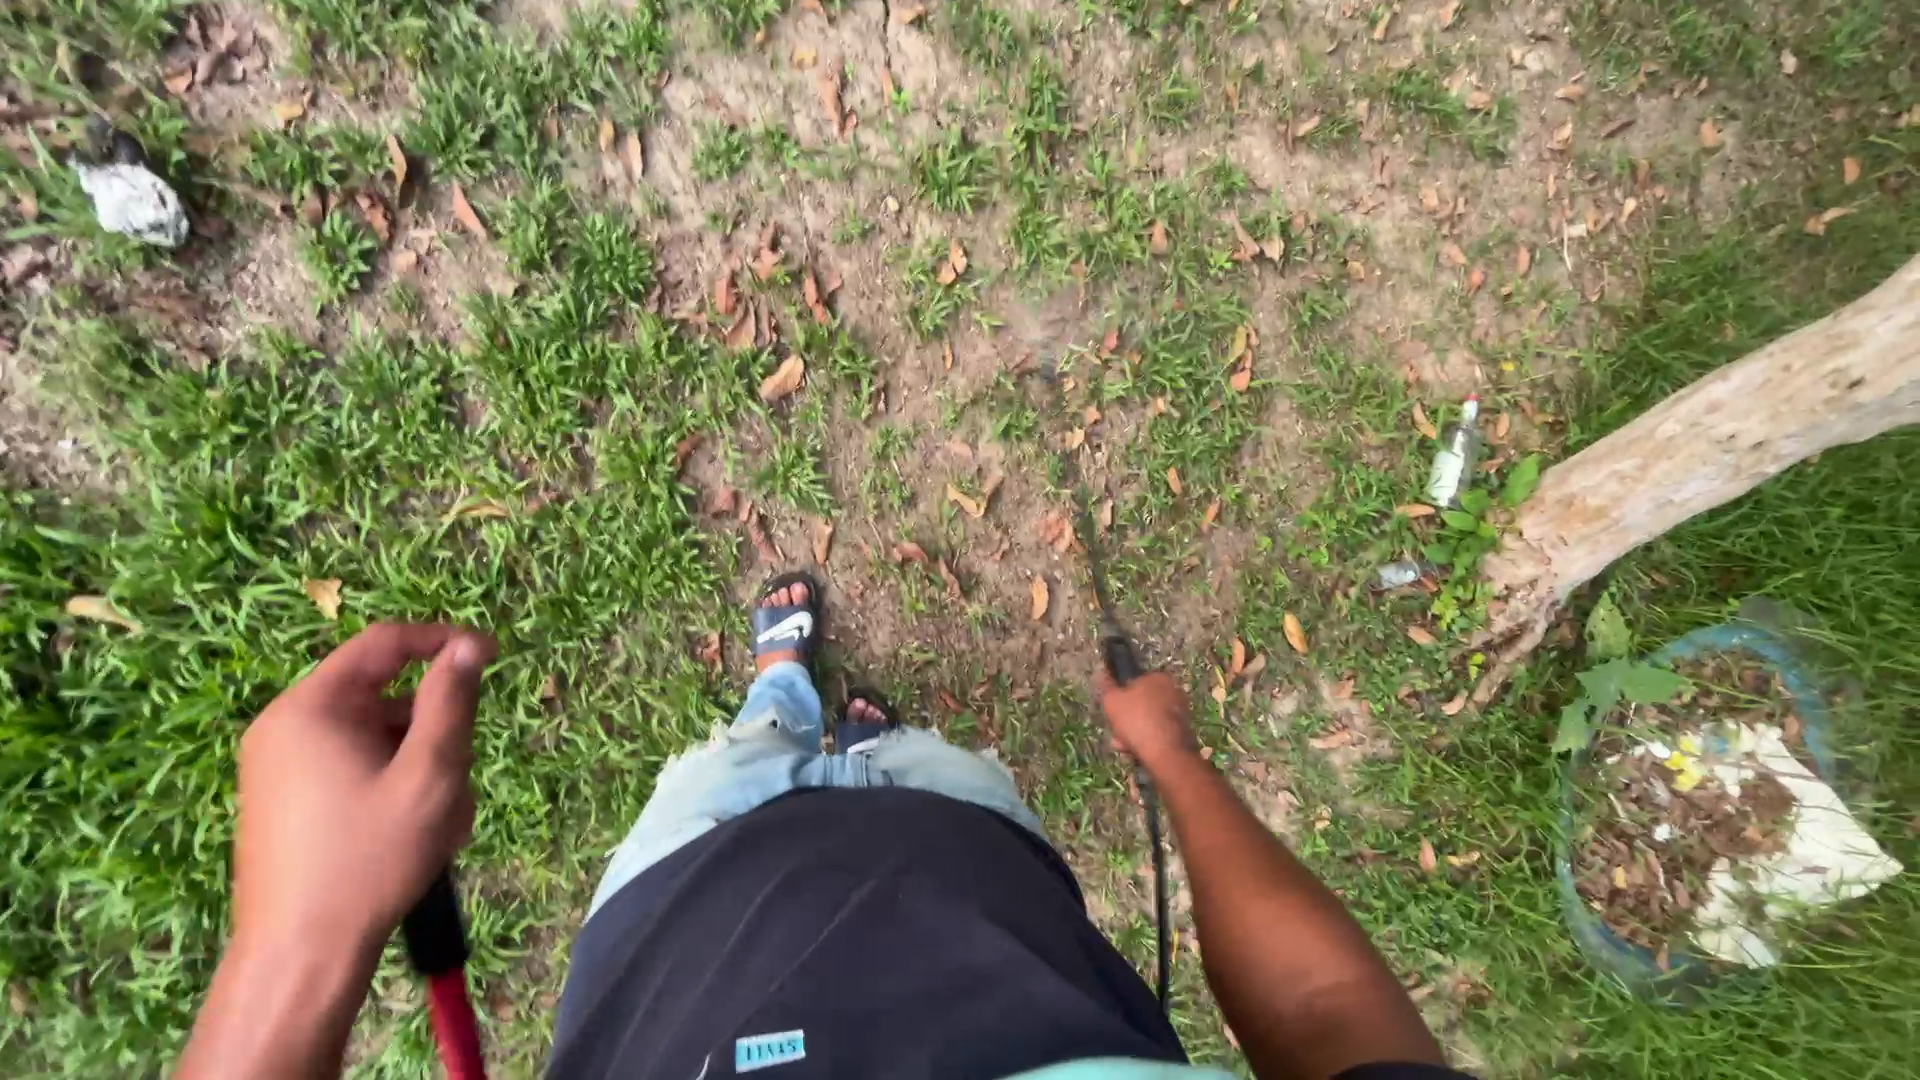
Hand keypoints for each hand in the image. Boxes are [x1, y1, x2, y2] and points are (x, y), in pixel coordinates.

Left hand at [233, 624, 496, 961]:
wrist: (302, 953)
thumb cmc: (372, 855)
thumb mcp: (430, 771)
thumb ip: (451, 701)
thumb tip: (469, 644)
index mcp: (311, 709)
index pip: (385, 643)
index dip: (444, 640)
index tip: (495, 655)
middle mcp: (286, 726)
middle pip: (385, 694)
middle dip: (435, 723)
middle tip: (461, 768)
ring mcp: (283, 764)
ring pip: (379, 732)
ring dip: (423, 757)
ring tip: (441, 810)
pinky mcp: (290, 795)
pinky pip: (359, 761)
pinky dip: (398, 778)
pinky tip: (415, 823)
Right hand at [1097, 670, 1197, 773]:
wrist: (1167, 753)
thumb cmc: (1137, 720)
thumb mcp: (1112, 701)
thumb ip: (1106, 686)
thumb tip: (1102, 672)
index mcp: (1158, 677)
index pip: (1134, 683)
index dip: (1120, 697)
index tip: (1112, 711)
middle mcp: (1174, 692)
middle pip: (1140, 705)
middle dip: (1126, 720)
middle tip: (1116, 733)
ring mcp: (1181, 713)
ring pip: (1148, 721)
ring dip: (1133, 734)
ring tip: (1124, 747)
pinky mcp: (1184, 732)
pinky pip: (1158, 734)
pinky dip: (1148, 741)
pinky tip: (1137, 752)